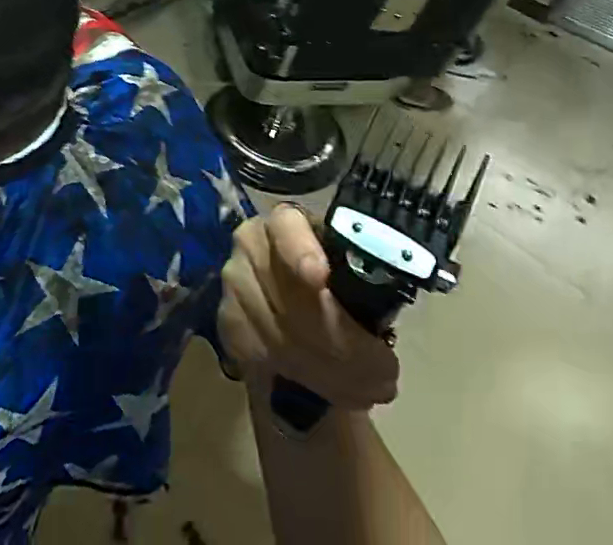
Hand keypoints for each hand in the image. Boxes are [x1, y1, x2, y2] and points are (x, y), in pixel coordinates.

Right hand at [218, 205, 400, 410]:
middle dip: (345, 345)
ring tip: (372, 390)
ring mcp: (234, 283)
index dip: (302, 252)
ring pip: (282, 338)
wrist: (292, 293)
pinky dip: (306, 381)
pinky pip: (265, 360)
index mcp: (287, 220)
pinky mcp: (227, 322)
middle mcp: (252, 243)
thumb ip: (358, 275)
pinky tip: (338, 391)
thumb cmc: (334, 271)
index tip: (321, 277)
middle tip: (386, 375)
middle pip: (292, 298)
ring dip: (332, 374)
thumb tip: (386, 313)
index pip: (287, 228)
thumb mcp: (348, 263)